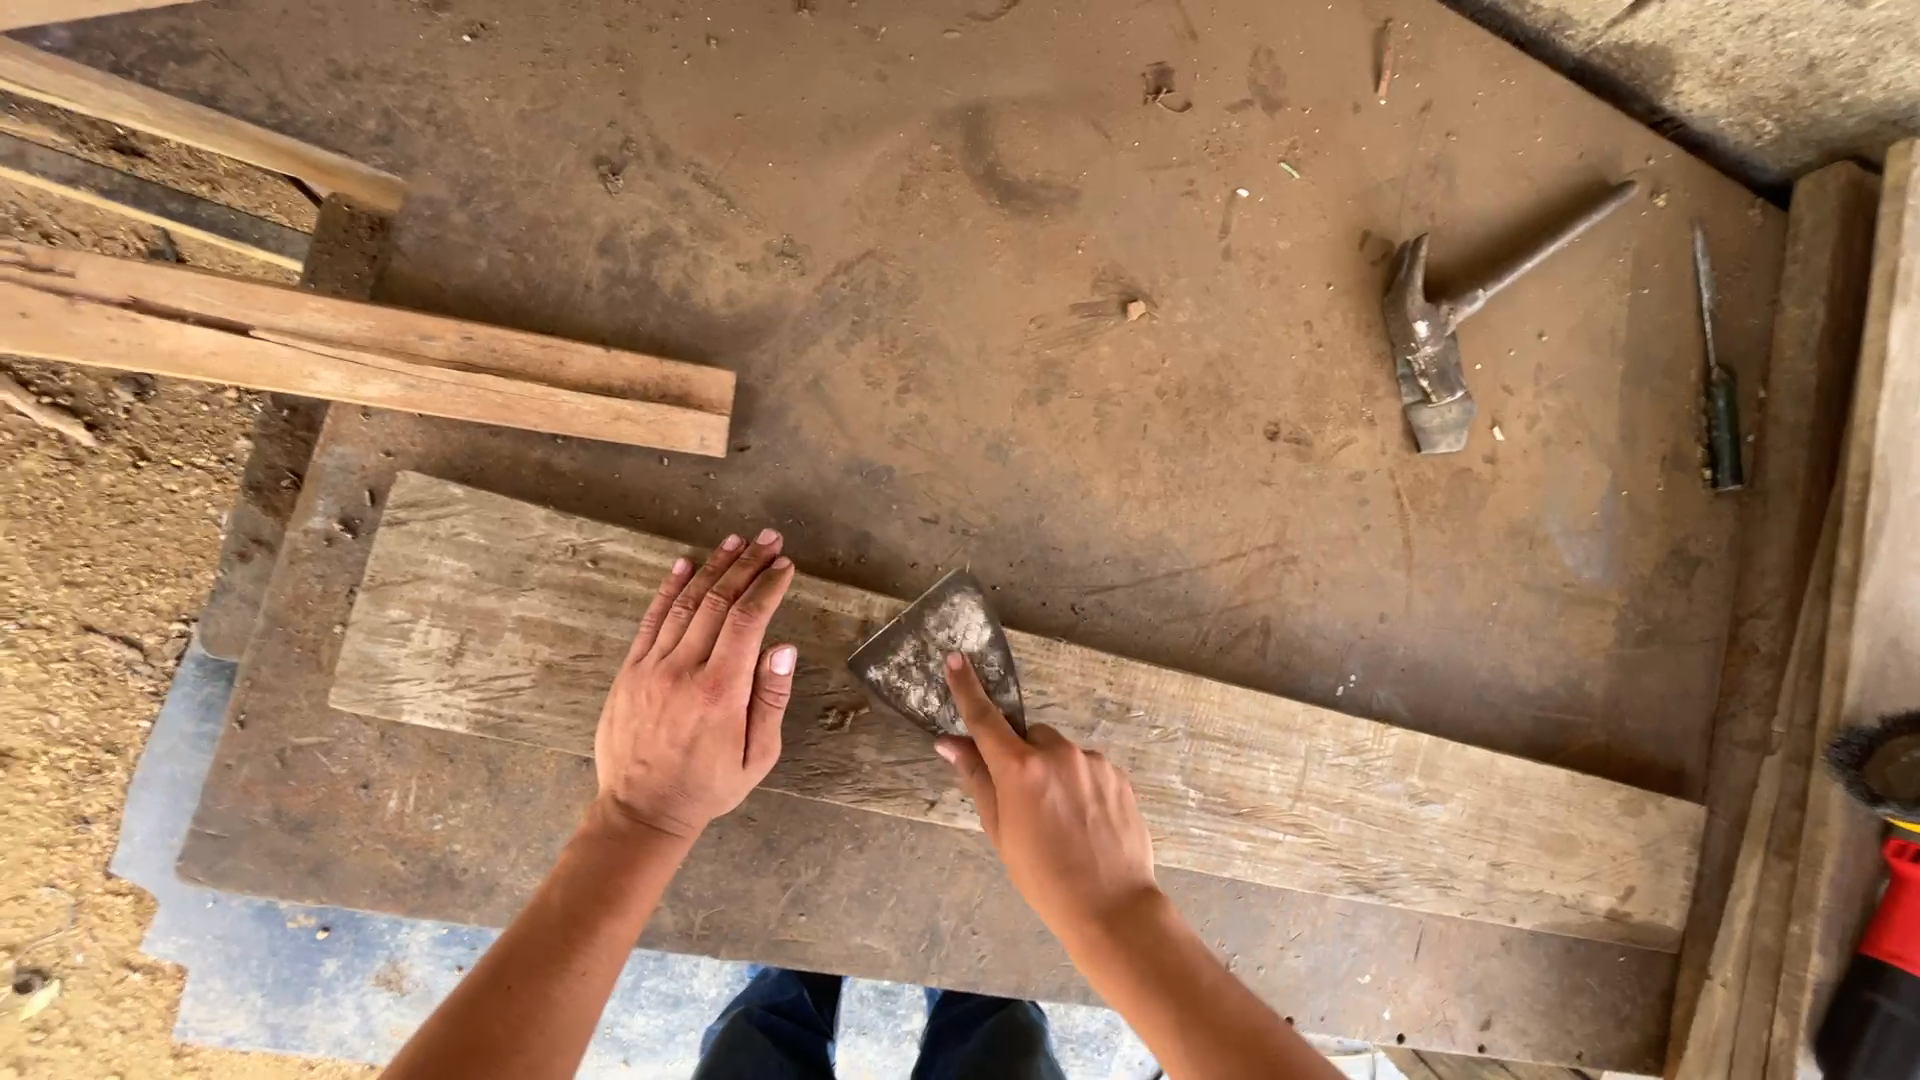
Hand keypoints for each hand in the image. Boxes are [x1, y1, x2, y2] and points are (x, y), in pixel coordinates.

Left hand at [593, 529, 797, 839]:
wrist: (642, 810)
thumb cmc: (709, 785)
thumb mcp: (759, 755)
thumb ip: (771, 698)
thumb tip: (784, 647)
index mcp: (721, 691)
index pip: (750, 620)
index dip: (769, 587)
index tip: (786, 567)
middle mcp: (685, 670)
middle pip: (720, 601)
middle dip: (748, 565)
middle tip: (770, 540)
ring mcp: (653, 667)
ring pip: (686, 603)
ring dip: (714, 567)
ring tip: (736, 541)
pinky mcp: (631, 671)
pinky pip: (651, 620)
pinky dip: (668, 588)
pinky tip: (685, 564)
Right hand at [935, 653, 1159, 934]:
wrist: (1112, 907)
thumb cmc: (1044, 877)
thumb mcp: (999, 831)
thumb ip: (976, 779)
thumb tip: (949, 744)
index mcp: (1020, 769)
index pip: (985, 719)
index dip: (966, 687)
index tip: (956, 658)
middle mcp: (1057, 754)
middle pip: (1029, 738)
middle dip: (1022, 757)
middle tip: (1026, 802)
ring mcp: (1092, 761)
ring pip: (1061, 753)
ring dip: (1054, 772)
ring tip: (1062, 820)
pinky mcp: (1118, 774)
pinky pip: (1088, 767)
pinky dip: (1080, 783)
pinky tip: (1085, 820)